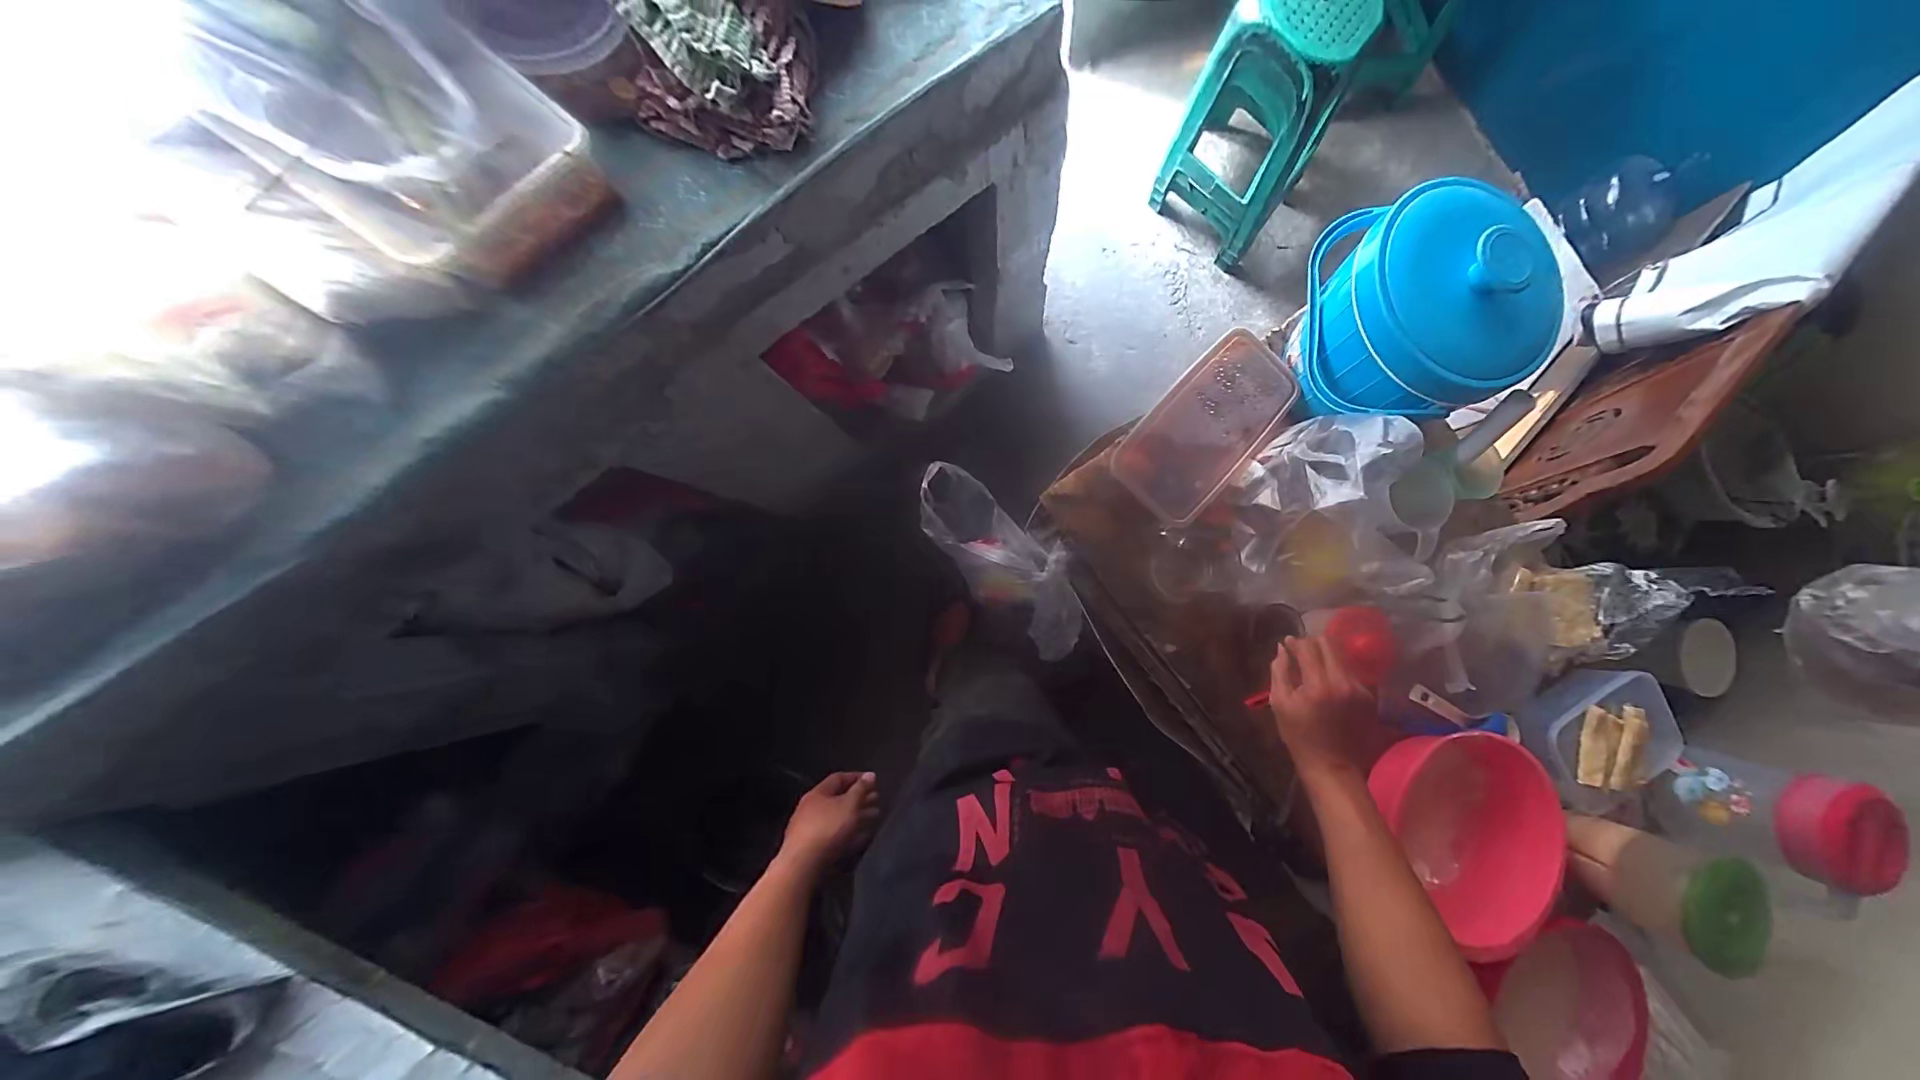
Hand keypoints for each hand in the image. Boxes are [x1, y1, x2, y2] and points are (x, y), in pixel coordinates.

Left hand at [778, 771, 879, 873]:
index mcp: (817, 794)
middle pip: (838, 799)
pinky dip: (849, 834)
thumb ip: (861, 789)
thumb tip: (870, 775)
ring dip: (856, 816)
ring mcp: (810, 830)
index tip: (872, 780)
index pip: (838, 778)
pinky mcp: (812, 849)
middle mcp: (810, 809)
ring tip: (874, 816)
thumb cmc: (827, 828)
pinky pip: (835, 836)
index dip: (857, 777)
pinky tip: (862, 837)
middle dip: (858, 798)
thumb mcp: (849, 804)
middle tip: (876, 799)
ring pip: (837, 818)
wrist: (803, 866)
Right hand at [1268, 636, 1379, 780]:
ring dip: (1325, 658)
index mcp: (1318, 684)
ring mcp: (1360, 689)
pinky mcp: (1369, 698)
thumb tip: (1281, 650)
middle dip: (1312, 644)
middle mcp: (1343, 682)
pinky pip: (1350, 674)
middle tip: (1300, 652)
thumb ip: (1279, 672)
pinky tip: (1327, 684)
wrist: (1333, 765)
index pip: (1308, 648)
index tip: (1287, 643)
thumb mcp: (1280, 703)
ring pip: (1341, 658)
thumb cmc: (1300, 736)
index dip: (1295, 642)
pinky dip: (1336, 672)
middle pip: (1329, 645)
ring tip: (1312, 667)